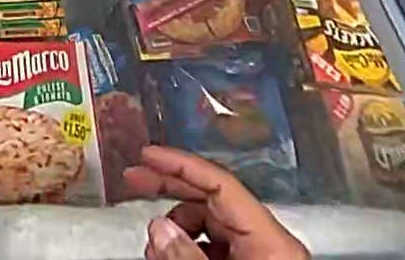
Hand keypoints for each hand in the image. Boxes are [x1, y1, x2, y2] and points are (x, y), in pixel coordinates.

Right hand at [121, 146, 307, 259]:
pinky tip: (168, 258)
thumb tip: (158, 226)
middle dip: (171, 188)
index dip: (180, 164)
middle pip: (213, 200)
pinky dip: (189, 251)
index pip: (220, 183)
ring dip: (177, 228)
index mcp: (271, 241)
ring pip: (210, 227)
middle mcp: (268, 244)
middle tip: (133, 178)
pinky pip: (215, 251)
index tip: (146, 155)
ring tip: (152, 246)